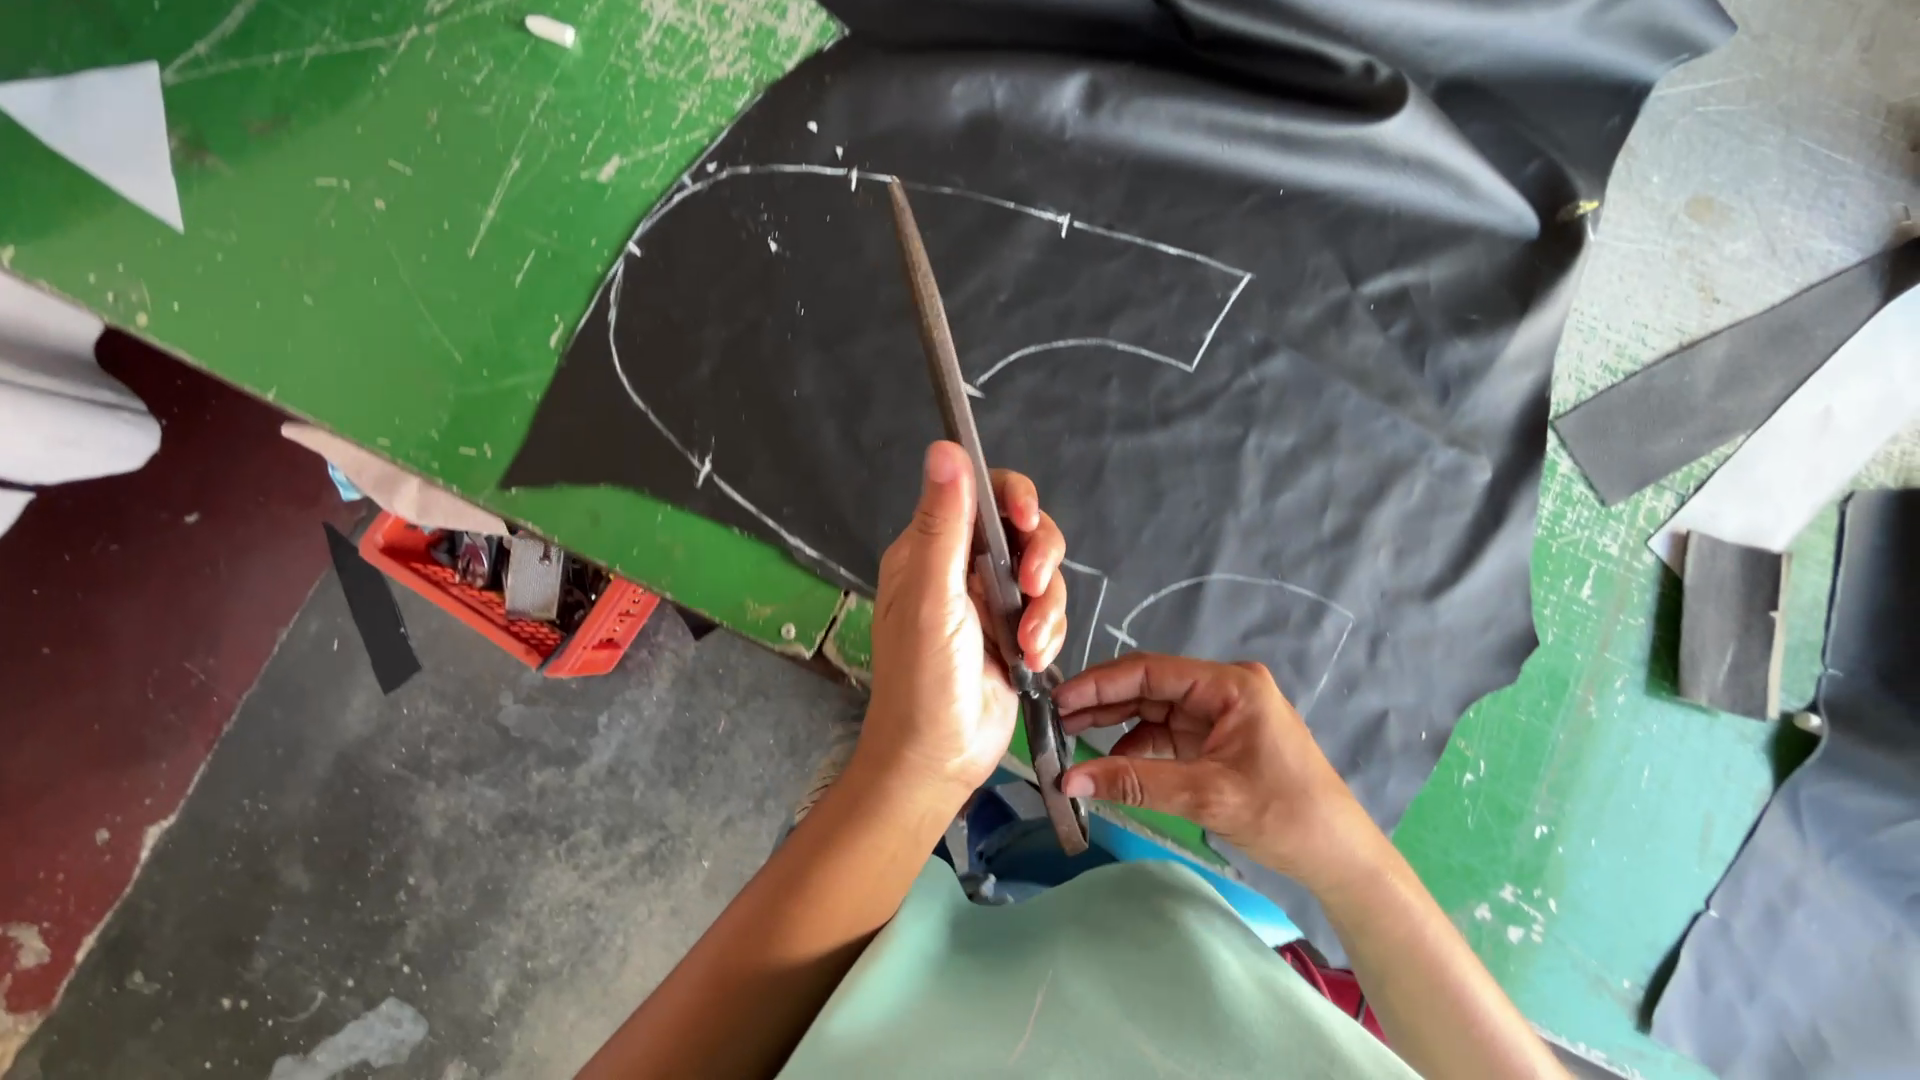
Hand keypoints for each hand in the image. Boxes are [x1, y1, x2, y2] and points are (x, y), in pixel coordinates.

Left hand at [860, 441, 1068, 802]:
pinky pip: (1048, 610)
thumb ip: (942, 525)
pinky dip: (1048, 632)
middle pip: (1022, 529)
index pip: (977, 494)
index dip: (1011, 497)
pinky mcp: (1015, 632)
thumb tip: (946, 447)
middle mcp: (960, 568)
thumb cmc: (922, 679)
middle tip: (1031, 584)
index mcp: (929, 549)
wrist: (937, 758)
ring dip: (1045, 605)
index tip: (1026, 521)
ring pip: (1042, 572)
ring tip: (1030, 641)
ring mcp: (990, 601)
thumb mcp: (930, 598)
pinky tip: (1032, 658)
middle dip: (1038, 555)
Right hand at [1055, 654, 1384, 896]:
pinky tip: (1108, 761)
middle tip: (1053, 719)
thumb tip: (1068, 780)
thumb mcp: (1205, 796)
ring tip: (1068, 737)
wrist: (1340, 857)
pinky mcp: (1219, 741)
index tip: (1058, 698)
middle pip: (1150, 688)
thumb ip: (1134, 782)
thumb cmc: (1284, 815)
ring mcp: (1222, 716)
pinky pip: (1168, 735)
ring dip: (1115, 724)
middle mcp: (1224, 690)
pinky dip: (1137, 747)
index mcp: (1230, 685)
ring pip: (1154, 711)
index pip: (1152, 672)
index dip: (1100, 683)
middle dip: (1102, 703)